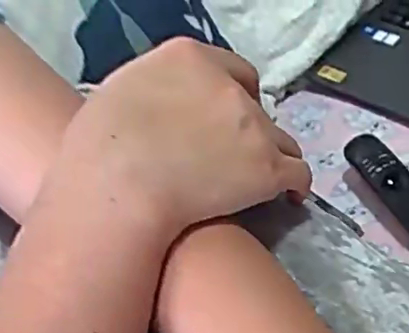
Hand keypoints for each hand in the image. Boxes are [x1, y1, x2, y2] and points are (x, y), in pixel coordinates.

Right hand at [51, 40, 311, 234]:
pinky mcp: (270, 168)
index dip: (243, 99)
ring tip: (262, 183)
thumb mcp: (131, 88)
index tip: (237, 123)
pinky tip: (292, 198)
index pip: (239, 73)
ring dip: (276, 161)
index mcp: (192, 57)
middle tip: (242, 162)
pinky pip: (300, 174)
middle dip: (256, 136)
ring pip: (285, 145)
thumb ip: (168, 90)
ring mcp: (254, 128)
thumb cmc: (108, 141)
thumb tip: (176, 110)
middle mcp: (230, 88)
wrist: (125, 178)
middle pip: (262, 113)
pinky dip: (298, 186)